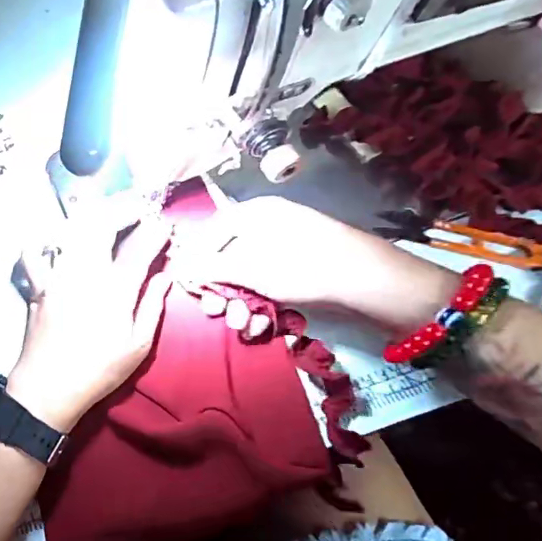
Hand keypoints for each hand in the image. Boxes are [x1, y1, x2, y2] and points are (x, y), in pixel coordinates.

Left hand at [6, 215, 172, 432]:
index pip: (140, 246)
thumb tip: (164, 277)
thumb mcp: (137, 346)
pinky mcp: (38, 285)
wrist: (48, 388)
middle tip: (137, 209)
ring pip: (71, 231)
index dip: (155, 230)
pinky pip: (36, 254)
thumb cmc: (99, 371)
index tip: (165, 225)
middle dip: (122, 209)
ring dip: (90, 218)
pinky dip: (43, 243)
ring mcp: (58, 276)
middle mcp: (86, 273)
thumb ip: (152, 306)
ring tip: (104, 218)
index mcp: (116, 289)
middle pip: (103, 224)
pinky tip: (52, 241)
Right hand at [166, 196, 458, 336]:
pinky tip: (265, 326)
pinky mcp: (299, 271)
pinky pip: (269, 287)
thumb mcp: (249, 267)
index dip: (197, 267)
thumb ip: (210, 267)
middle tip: (222, 314)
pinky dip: (263, 307)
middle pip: (227, 261)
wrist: (364, 280)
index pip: (208, 236)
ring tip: (248, 326)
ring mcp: (284, 249)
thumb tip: (177, 267)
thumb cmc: (300, 265)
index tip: (193, 294)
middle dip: (222, 294)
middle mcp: (265, 226)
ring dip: (241, 307)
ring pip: (248, 280)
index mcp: (251, 214)